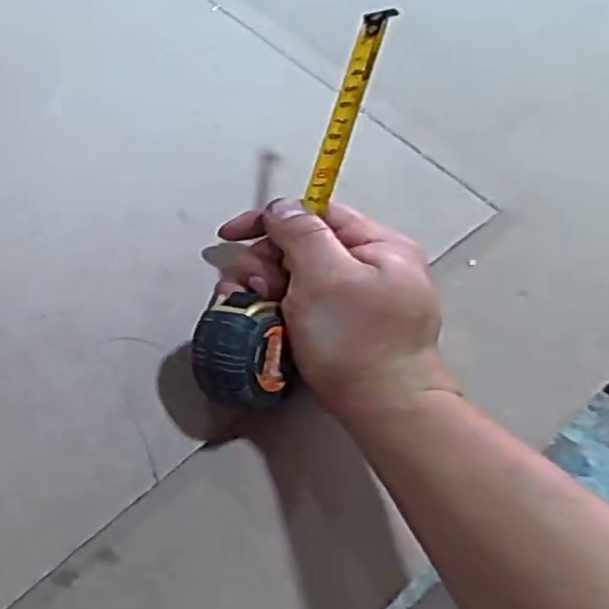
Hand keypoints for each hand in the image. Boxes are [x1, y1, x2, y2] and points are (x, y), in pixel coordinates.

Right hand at [217, 199, 459, 421]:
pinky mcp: (328, 318)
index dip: (268, 219)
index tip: (230, 235)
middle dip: (262, 262)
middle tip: (260, 287)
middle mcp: (363, 264)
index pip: (313, 213)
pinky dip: (266, 303)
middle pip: (292, 244)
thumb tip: (281, 207)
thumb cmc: (356, 337)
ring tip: (260, 307)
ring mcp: (345, 293)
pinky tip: (262, 317)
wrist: (378, 401)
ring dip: (258, 285)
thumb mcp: (326, 277)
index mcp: (376, 246)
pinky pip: (287, 297)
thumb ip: (302, 234)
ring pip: (283, 272)